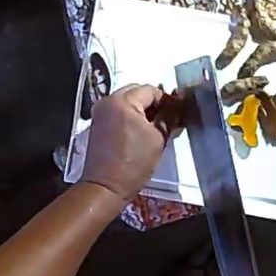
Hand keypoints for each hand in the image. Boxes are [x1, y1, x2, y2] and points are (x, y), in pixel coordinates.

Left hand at [78, 84, 170, 201]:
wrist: (106, 185)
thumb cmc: (134, 162)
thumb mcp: (158, 138)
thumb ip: (168, 117)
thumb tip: (177, 106)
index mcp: (122, 100)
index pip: (150, 90)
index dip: (167, 100)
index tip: (177, 113)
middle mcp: (107, 100)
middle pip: (136, 92)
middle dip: (153, 103)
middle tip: (168, 119)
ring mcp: (100, 111)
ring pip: (126, 101)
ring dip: (142, 110)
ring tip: (156, 126)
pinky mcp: (97, 123)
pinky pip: (117, 111)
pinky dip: (130, 116)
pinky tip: (141, 130)